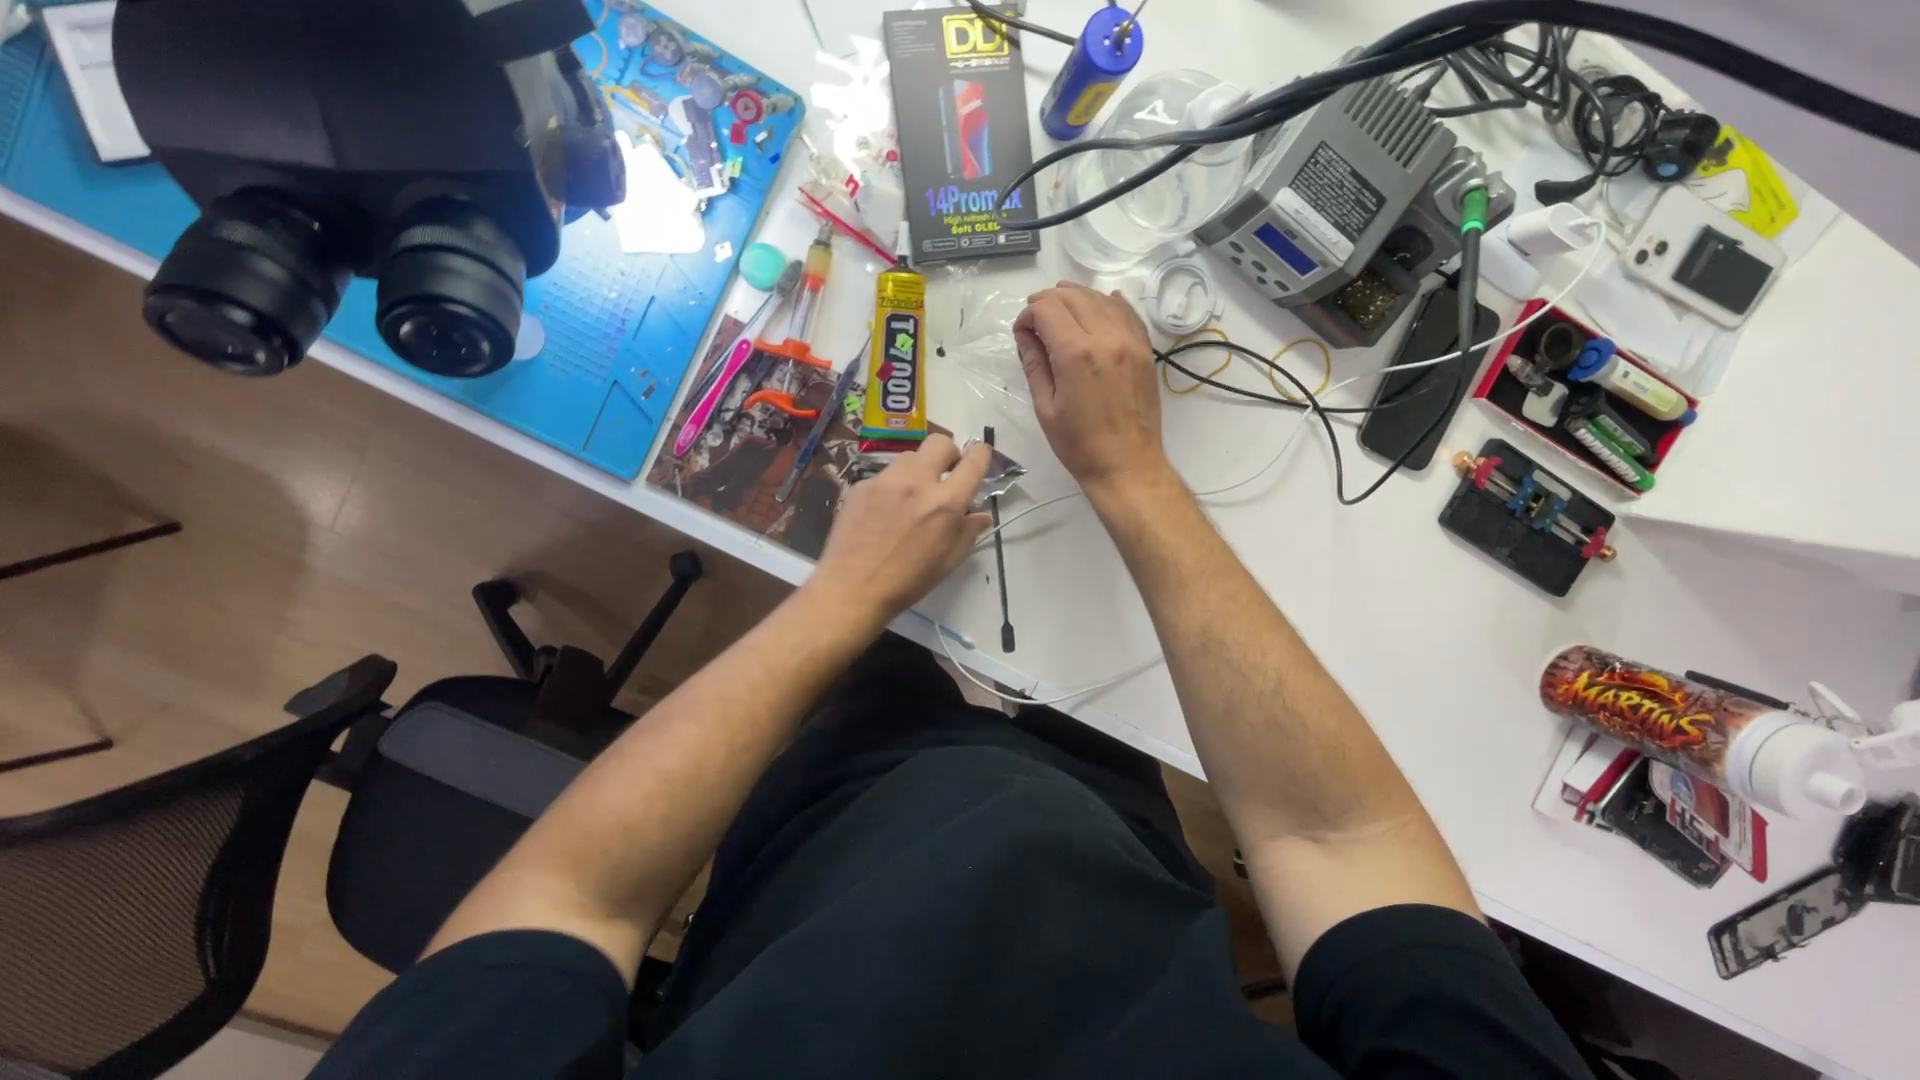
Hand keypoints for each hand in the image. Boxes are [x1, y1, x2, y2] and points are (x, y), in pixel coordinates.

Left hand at [808, 435, 992, 628]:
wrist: (852, 588)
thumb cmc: (907, 581)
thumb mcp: (948, 561)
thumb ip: (968, 532)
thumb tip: (982, 515)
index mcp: (946, 503)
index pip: (973, 462)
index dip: (981, 454)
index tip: (979, 458)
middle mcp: (918, 482)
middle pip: (940, 442)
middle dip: (949, 453)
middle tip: (945, 474)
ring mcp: (886, 481)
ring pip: (910, 456)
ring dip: (919, 469)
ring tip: (913, 494)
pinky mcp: (862, 486)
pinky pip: (885, 474)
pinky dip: (893, 485)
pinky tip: (885, 510)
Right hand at [1013, 283, 1169, 496]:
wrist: (1127, 465)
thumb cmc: (1080, 445)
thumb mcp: (1046, 407)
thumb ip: (1035, 363)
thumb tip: (1025, 334)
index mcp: (1077, 354)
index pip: (1047, 310)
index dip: (1028, 314)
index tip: (1022, 332)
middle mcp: (1106, 338)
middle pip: (1073, 298)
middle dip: (1048, 301)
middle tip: (1036, 318)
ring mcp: (1131, 342)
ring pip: (1101, 299)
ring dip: (1077, 297)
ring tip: (1061, 307)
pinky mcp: (1145, 351)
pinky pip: (1129, 314)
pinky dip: (1111, 303)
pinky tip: (1101, 302)